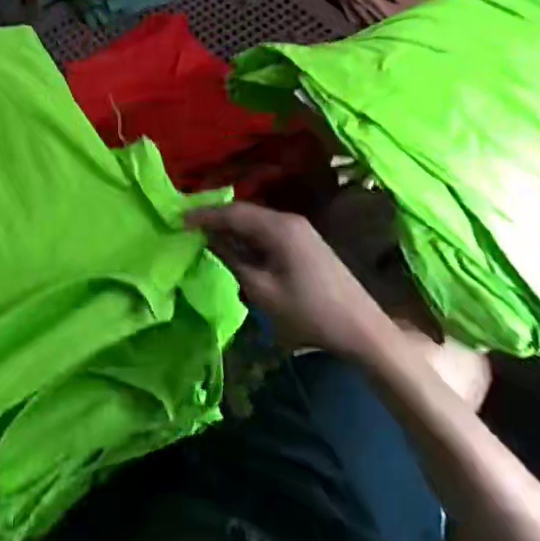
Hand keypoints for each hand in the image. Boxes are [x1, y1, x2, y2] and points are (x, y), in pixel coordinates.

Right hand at [187, 203, 398, 362]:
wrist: (361, 328)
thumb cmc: (309, 312)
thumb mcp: (263, 290)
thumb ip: (233, 261)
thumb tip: (209, 240)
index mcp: (279, 227)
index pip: (233, 212)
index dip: (204, 215)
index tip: (178, 220)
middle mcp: (289, 220)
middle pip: (245, 213)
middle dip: (216, 218)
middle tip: (187, 227)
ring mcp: (300, 230)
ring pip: (257, 222)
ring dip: (232, 228)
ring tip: (205, 237)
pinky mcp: (305, 243)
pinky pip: (269, 232)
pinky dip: (248, 237)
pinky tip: (236, 249)